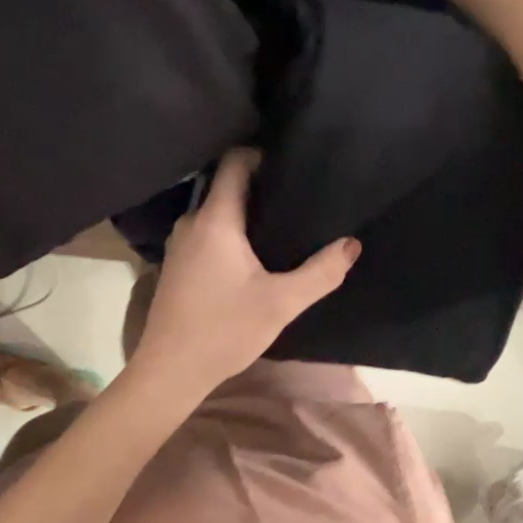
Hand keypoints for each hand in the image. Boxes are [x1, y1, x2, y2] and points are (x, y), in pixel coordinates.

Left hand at [131, 149, 361, 386]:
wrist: (170, 369)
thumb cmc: (224, 330)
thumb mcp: (281, 303)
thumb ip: (320, 272)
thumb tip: (351, 244)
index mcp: (215, 219)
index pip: (233, 163)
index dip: (260, 154)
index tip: (290, 162)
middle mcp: (192, 221)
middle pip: (225, 185)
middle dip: (259, 184)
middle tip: (296, 192)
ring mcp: (179, 243)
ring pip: (215, 210)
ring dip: (244, 210)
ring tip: (281, 220)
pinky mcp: (177, 263)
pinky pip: (206, 231)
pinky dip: (229, 231)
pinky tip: (252, 251)